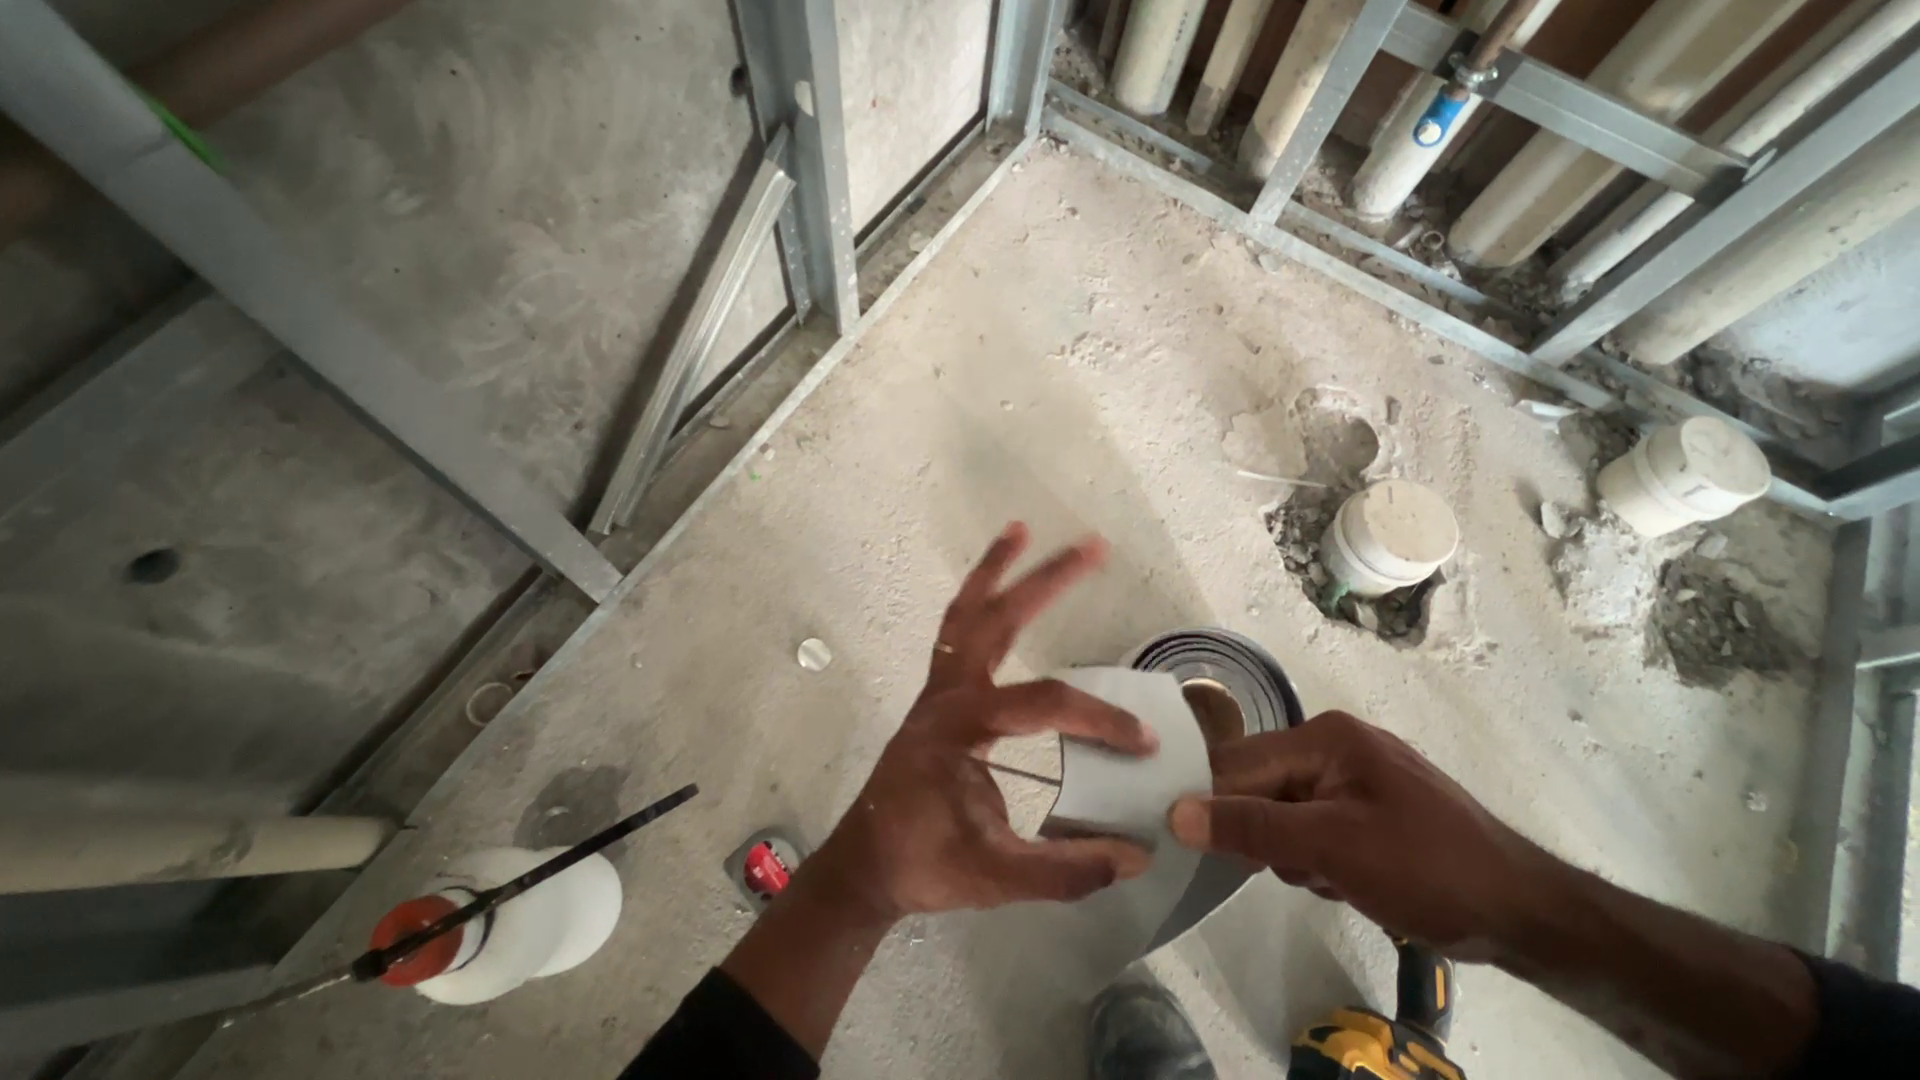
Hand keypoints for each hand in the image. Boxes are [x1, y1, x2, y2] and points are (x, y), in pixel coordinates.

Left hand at [807, 522, 1155, 921]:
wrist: (866, 864)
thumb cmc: (924, 866)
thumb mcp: (996, 877)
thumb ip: (1065, 870)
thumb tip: (1135, 854)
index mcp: (958, 729)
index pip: (1042, 702)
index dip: (1097, 718)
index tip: (1141, 743)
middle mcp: (946, 696)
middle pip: (996, 620)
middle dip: (1045, 581)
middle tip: (1093, 548)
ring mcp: (937, 691)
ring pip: (966, 615)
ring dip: (995, 572)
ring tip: (1020, 530)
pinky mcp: (937, 698)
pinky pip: (955, 635)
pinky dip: (975, 602)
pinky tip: (995, 589)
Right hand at [1168, 710, 1552, 954]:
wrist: (1525, 916)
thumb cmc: (1428, 869)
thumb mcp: (1331, 847)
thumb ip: (1251, 827)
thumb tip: (1176, 814)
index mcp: (1326, 737)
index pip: (1239, 761)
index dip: (1210, 800)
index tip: (1184, 841)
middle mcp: (1336, 746)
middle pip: (1260, 786)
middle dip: (1267, 834)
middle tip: (1297, 868)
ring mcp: (1357, 779)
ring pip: (1284, 813)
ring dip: (1294, 853)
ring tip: (1333, 878)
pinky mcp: (1371, 812)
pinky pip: (1314, 827)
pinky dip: (1319, 858)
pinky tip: (1349, 881)